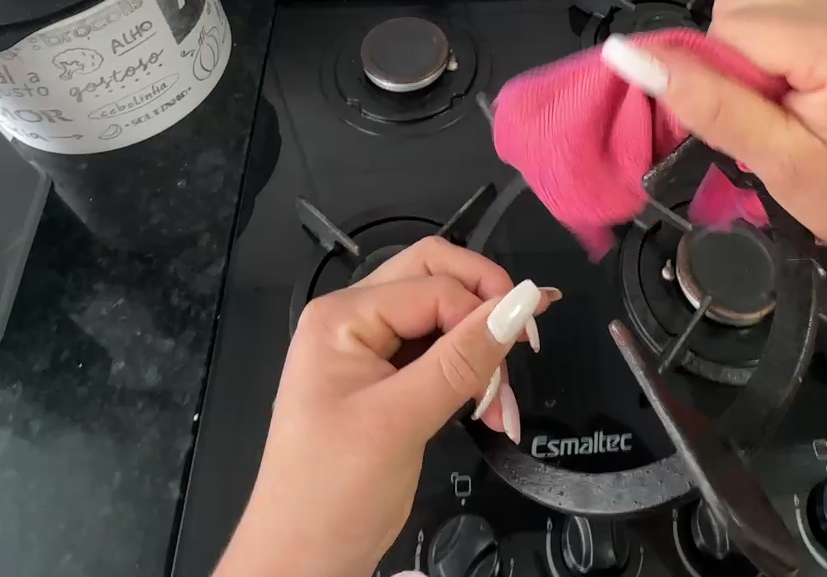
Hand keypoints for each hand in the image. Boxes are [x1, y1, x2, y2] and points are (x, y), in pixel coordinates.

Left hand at [217, 237, 555, 576]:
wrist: (298, 565)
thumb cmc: (332, 493)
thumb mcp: (400, 421)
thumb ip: (463, 358)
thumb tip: (523, 299)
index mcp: (344, 315)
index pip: (433, 284)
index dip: (483, 308)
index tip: (527, 344)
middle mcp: (356, 317)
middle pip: (437, 278)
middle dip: (484, 311)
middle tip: (522, 348)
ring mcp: (370, 347)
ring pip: (445, 316)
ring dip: (481, 352)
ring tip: (501, 407)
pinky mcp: (387, 377)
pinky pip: (440, 352)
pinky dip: (470, 375)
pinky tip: (490, 410)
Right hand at [602, 0, 826, 269]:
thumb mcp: (775, 162)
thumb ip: (705, 102)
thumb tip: (627, 54)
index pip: (730, 26)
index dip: (724, 78)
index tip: (760, 125)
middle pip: (742, 7)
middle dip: (738, 61)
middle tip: (776, 117)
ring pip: (756, 2)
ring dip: (754, 51)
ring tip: (792, 103)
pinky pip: (783, 4)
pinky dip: (776, 42)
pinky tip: (806, 83)